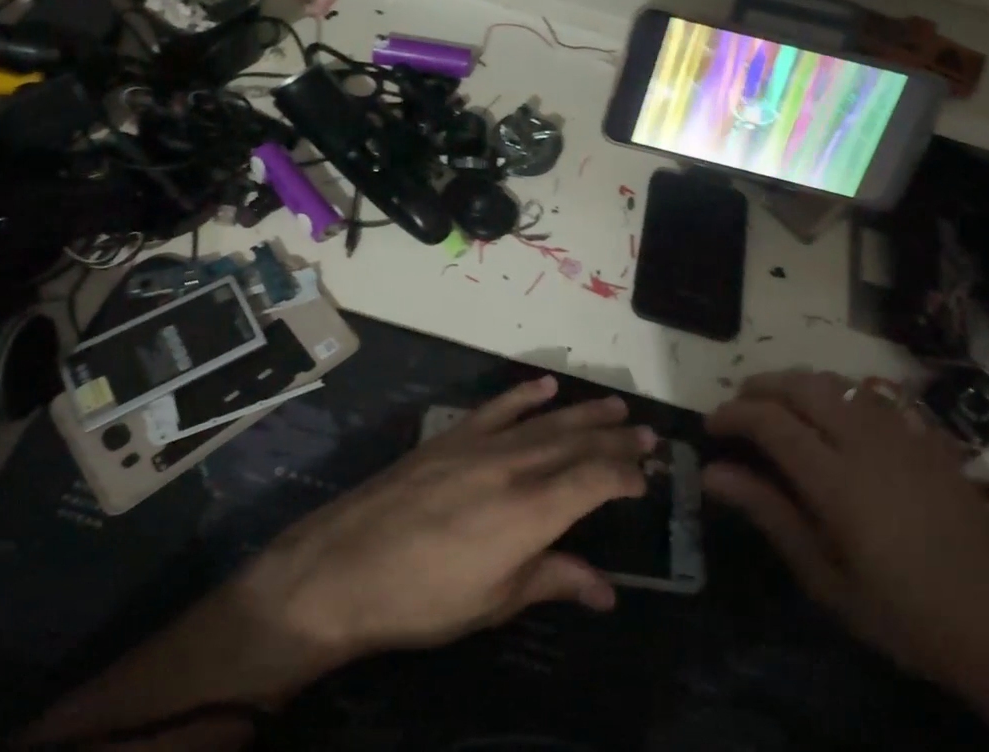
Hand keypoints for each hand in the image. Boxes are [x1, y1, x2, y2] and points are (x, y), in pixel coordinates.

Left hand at [233, 376, 654, 660]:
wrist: (341, 568)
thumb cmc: (423, 598)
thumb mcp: (495, 601)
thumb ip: (553, 581)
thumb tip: (607, 590)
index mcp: (532, 511)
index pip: (596, 479)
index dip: (627, 475)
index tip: (647, 478)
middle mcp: (512, 467)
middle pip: (576, 442)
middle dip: (615, 437)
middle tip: (646, 433)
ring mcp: (477, 446)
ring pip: (543, 421)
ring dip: (582, 412)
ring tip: (614, 405)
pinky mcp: (447, 439)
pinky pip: (494, 409)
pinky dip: (522, 396)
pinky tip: (544, 386)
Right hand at [704, 371, 988, 745]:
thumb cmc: (906, 616)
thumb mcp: (826, 579)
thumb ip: (769, 514)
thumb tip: (712, 474)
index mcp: (837, 482)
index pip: (770, 421)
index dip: (733, 414)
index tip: (709, 425)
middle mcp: (870, 445)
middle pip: (804, 387)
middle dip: (762, 387)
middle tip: (736, 407)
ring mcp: (907, 438)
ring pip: (840, 385)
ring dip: (799, 384)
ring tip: (776, 406)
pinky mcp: (933, 443)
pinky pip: (876, 399)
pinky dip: (840, 395)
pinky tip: (832, 418)